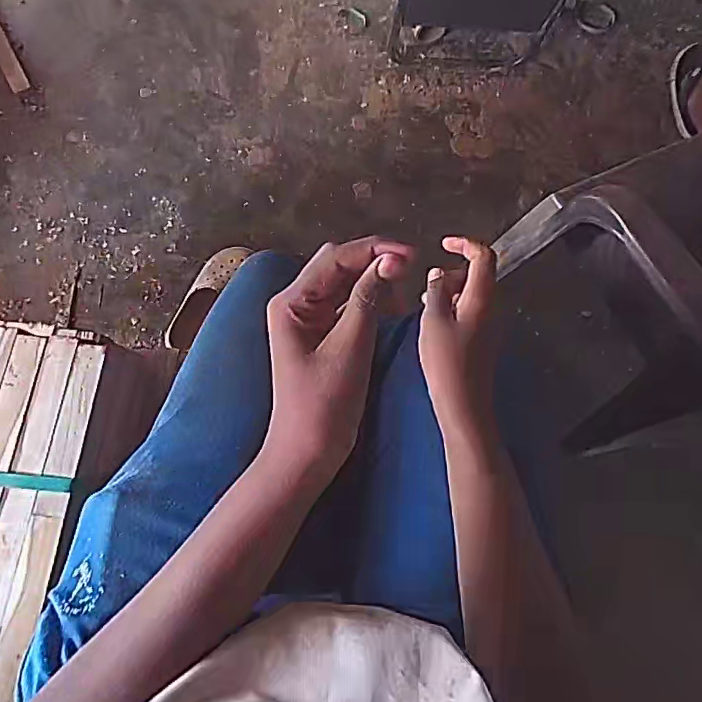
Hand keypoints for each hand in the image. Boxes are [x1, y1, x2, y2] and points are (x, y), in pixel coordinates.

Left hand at [265, 237, 414, 466]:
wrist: (306, 452)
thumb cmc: (322, 406)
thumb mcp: (350, 348)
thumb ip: (368, 300)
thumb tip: (389, 262)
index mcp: (291, 303)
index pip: (334, 258)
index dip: (373, 250)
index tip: (410, 254)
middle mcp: (295, 305)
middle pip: (337, 265)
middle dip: (373, 262)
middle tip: (410, 270)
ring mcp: (307, 320)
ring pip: (344, 284)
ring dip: (373, 281)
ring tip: (403, 292)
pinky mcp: (320, 336)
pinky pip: (347, 306)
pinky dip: (369, 301)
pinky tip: (391, 307)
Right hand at [420, 236, 499, 425]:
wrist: (463, 403)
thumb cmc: (447, 364)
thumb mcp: (432, 320)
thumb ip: (435, 291)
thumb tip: (437, 274)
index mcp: (481, 298)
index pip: (484, 256)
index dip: (465, 243)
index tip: (446, 243)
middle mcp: (490, 307)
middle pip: (477, 274)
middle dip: (450, 273)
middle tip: (427, 287)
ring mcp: (488, 323)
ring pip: (469, 293)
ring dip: (447, 291)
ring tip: (425, 307)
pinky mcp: (481, 338)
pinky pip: (467, 310)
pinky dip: (450, 308)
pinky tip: (433, 324)